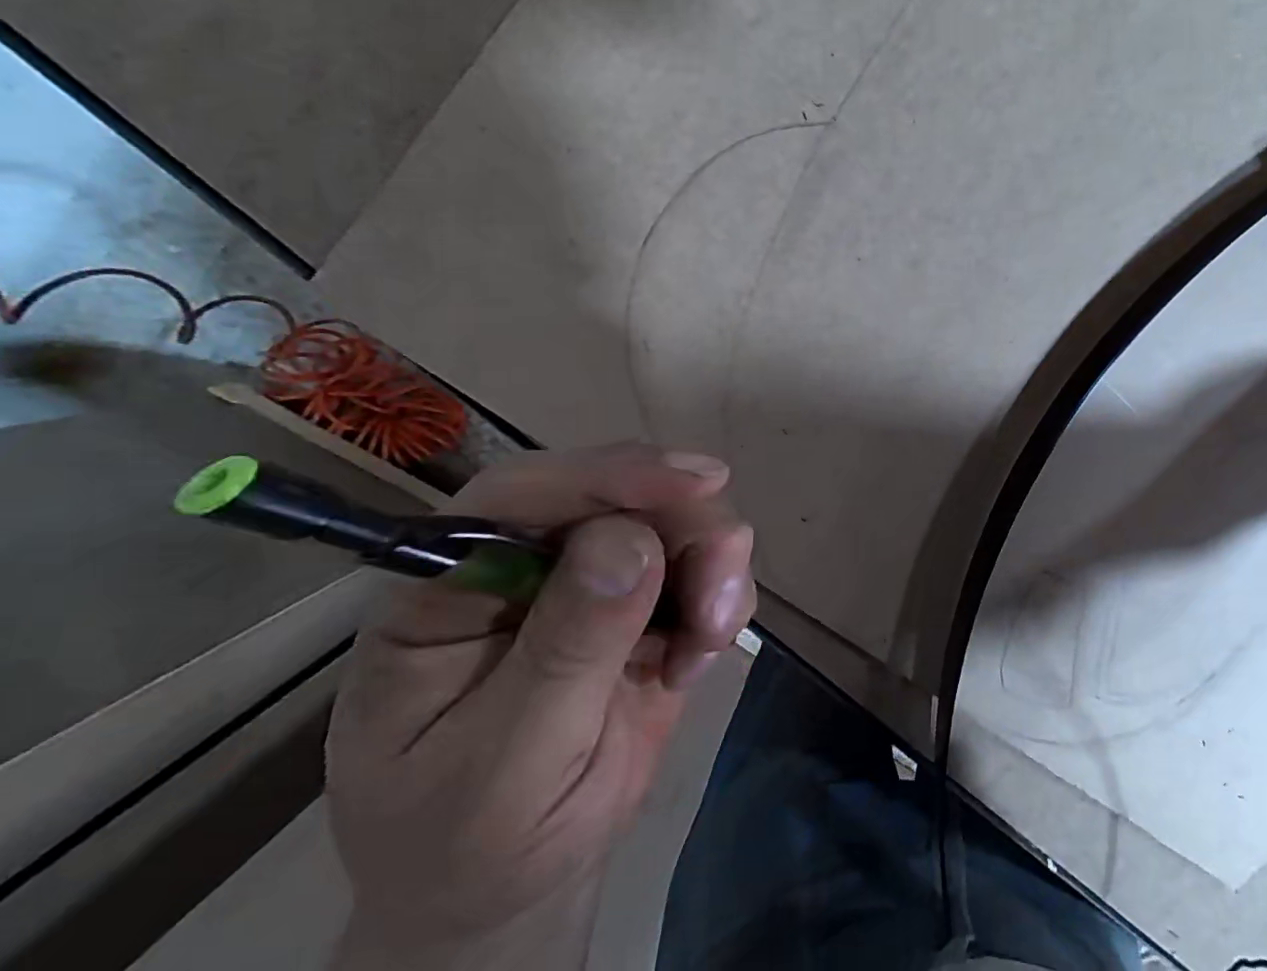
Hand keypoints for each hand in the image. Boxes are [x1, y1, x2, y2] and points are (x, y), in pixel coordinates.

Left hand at [325, 443, 755, 966]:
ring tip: (706, 644)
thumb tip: (631, 544)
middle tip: (721, 605)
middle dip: (688, 532)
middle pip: (619, 495)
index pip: (523, 494)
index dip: (611, 476)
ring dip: (714, 570)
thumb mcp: (507, 762)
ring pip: (675, 523)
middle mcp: (523, 565)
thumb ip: (566, 649)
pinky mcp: (645, 605)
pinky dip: (720, 602)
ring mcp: (590, 582)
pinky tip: (695, 660)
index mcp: (450, 588)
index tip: (697, 481)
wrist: (513, 886)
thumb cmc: (474, 840)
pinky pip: (703, 568)